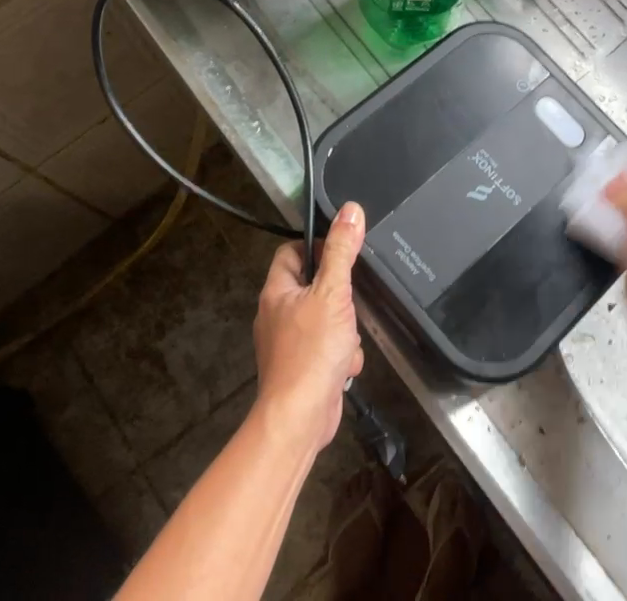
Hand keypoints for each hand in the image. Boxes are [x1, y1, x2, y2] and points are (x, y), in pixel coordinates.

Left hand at [252, 202, 366, 452]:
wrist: (299, 417)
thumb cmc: (312, 350)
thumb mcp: (333, 293)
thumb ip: (341, 252)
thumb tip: (350, 210)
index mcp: (276, 292)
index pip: (292, 252)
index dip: (317, 247)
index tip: (342, 255)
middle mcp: (276, 314)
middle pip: (315, 287)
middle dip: (340, 297)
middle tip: (350, 305)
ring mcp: (288, 343)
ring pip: (327, 319)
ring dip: (345, 330)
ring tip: (347, 341)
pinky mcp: (302, 367)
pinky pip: (327, 348)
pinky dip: (341, 355)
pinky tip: (345, 366)